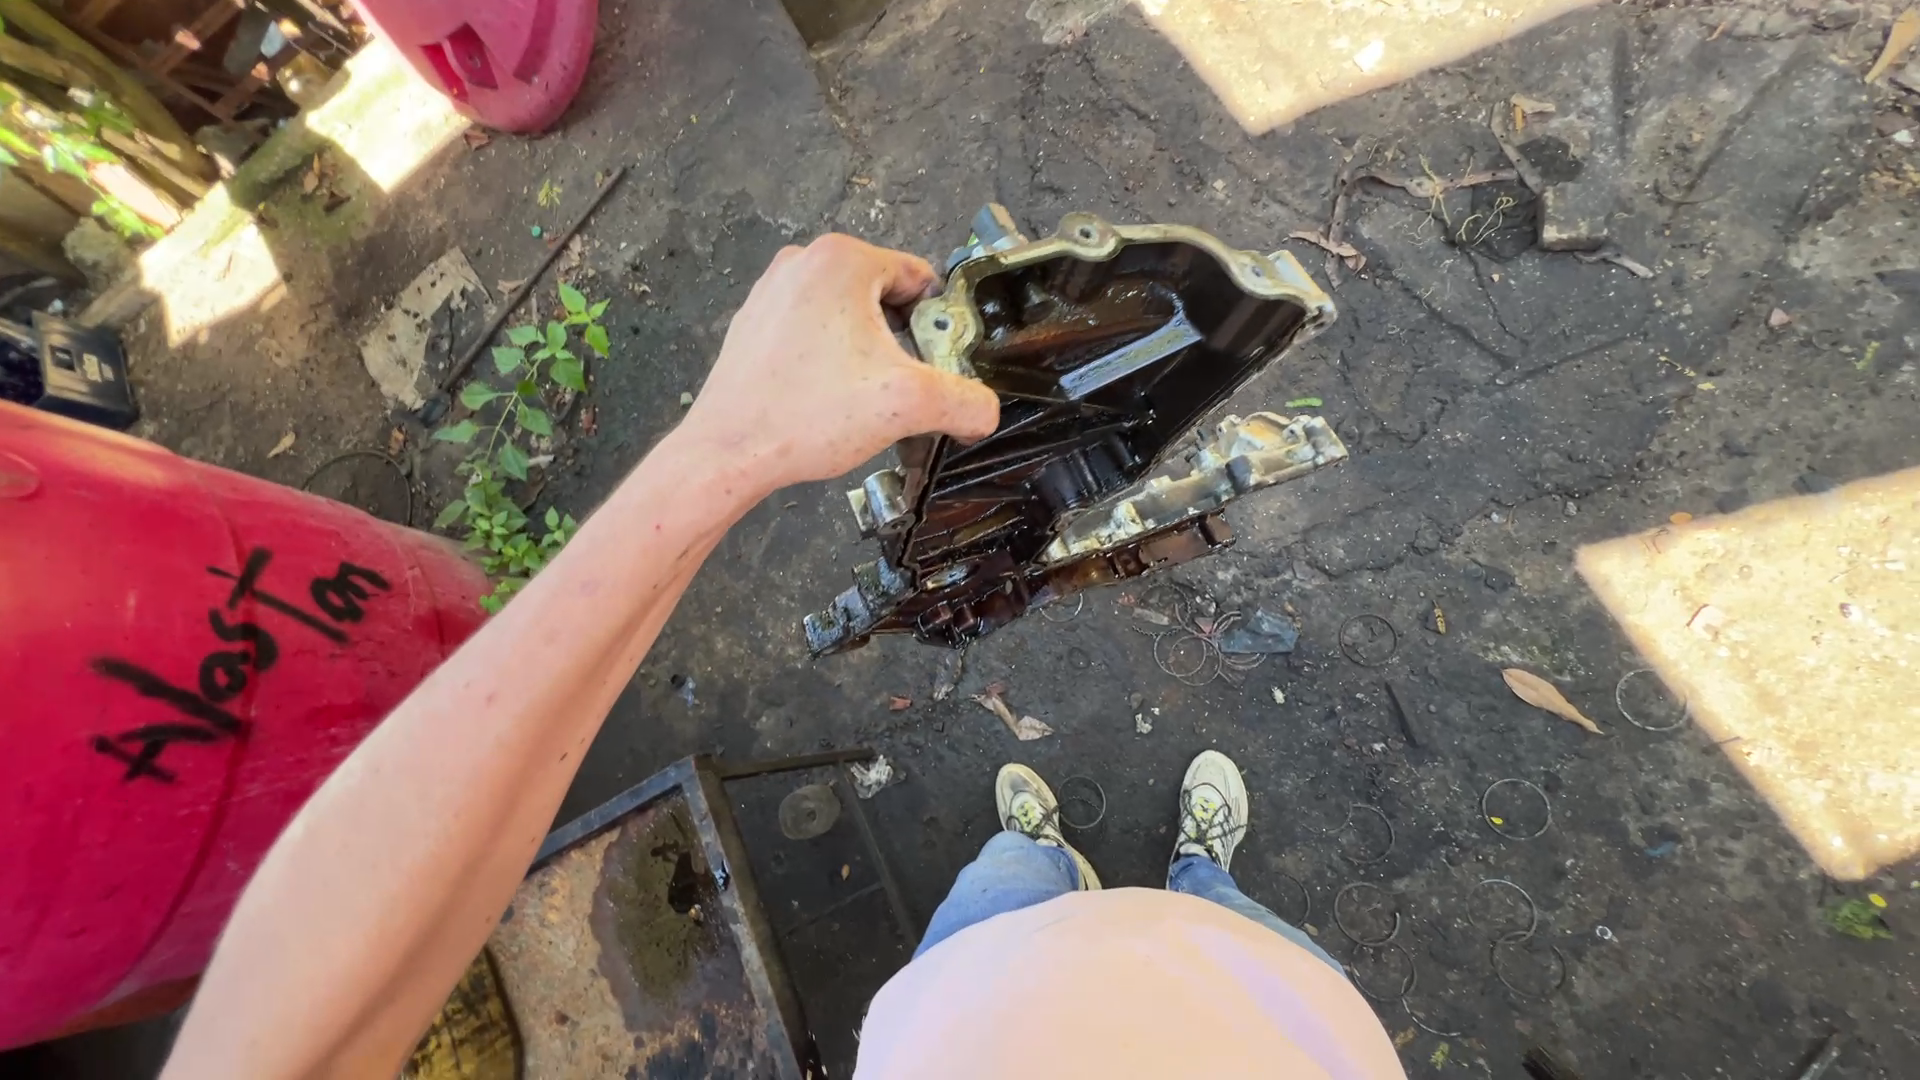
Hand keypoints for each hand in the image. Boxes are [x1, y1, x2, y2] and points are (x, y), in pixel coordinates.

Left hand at [680, 234, 999, 494]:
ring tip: (859, 399)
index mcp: (843, 259)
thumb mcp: (909, 405)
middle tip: (897, 389)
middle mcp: (803, 260)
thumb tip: (987, 413)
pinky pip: (813, 332)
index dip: (936, 327)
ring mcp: (772, 290)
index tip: (932, 369)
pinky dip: (830, 359)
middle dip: (901, 342)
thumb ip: (966, 402)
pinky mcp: (753, 323)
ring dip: (866, 353)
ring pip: (848, 317)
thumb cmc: (814, 414)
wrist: (729, 452)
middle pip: (885, 297)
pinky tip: (824, 399)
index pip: (919, 279)